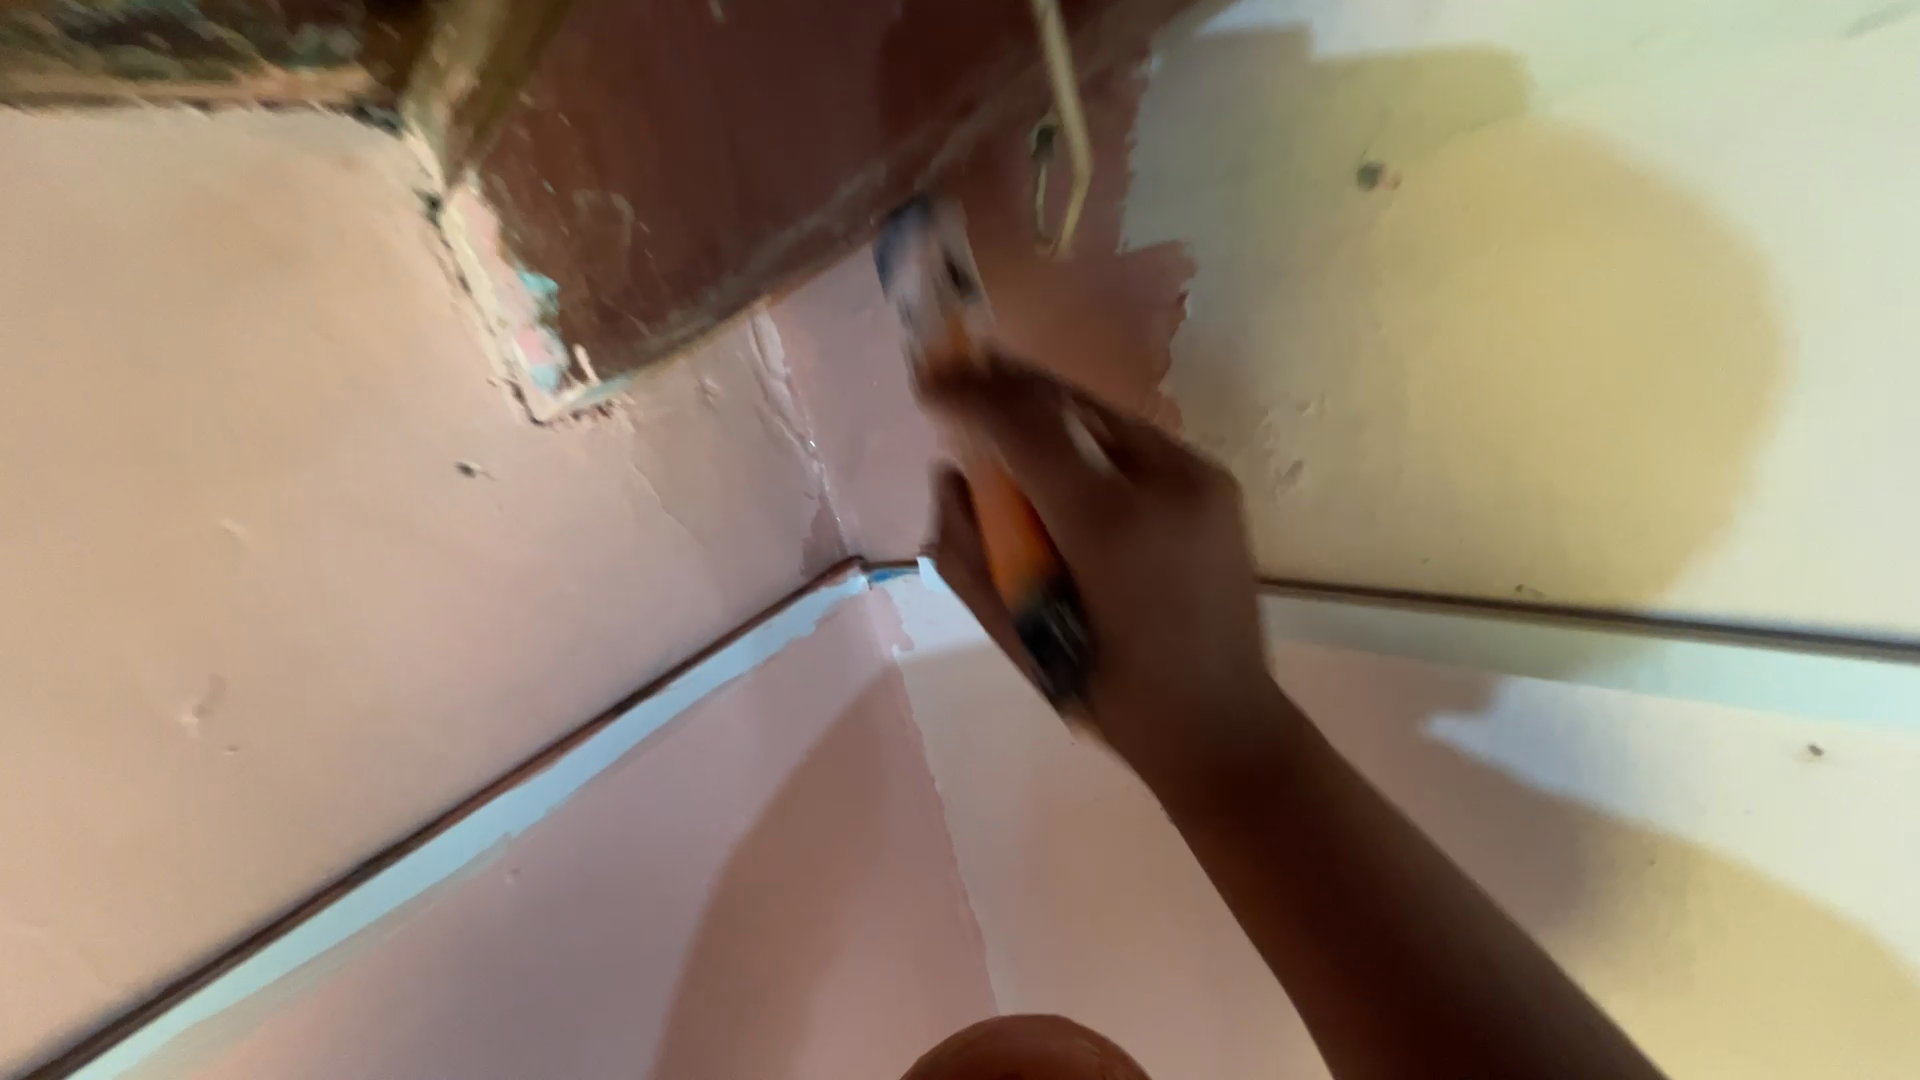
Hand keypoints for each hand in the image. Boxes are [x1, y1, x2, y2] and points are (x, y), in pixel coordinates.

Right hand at [921, 357, 1280, 770]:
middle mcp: (1162, 481)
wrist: (1218, 719)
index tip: (929, 384)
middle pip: (1066, 400)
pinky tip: (1060, 454)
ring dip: (1043, 407)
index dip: (971, 394)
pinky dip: (1084, 436)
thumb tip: (949, 475)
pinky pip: (1132, 440)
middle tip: (955, 375)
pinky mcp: (1216, 483)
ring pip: (1101, 414)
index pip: (1026, 425)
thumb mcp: (1012, 634)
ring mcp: (1199, 476)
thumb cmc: (1105, 691)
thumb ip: (965, 550)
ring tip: (1000, 408)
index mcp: (1106, 525)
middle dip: (1003, 382)